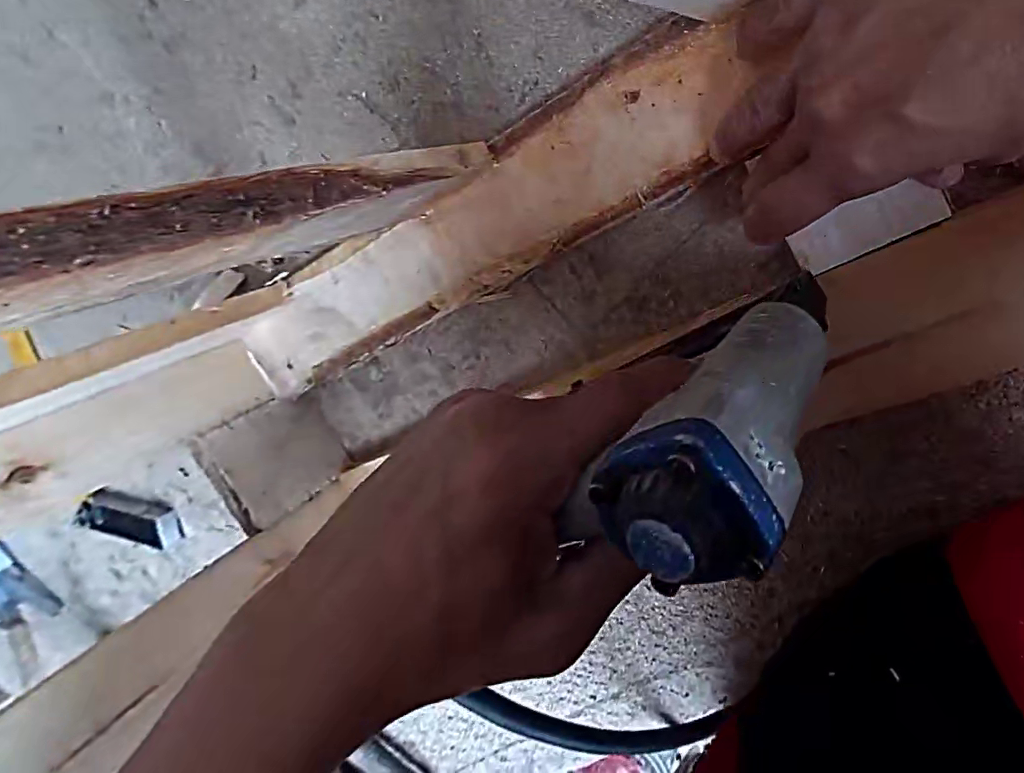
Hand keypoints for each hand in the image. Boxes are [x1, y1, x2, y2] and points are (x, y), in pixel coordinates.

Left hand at [126, 359, 691, 772]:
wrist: (315, 643)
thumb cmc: (435, 642)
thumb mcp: (552, 626)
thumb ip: (625, 564)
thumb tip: (669, 519)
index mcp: (519, 456)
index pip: (619, 396)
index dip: (672, 382)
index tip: (709, 379)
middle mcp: (490, 414)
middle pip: (590, 413)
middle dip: (617, 449)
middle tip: (620, 501)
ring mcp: (459, 411)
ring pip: (554, 418)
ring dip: (572, 455)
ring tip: (553, 517)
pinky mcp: (441, 419)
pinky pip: (516, 422)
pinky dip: (535, 452)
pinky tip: (509, 508)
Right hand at [710, 0, 1023, 243]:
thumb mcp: (998, 142)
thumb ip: (942, 155)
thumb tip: (925, 155)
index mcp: (865, 154)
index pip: (794, 200)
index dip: (770, 220)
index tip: (755, 231)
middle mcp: (828, 102)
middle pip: (778, 151)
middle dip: (762, 180)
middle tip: (753, 191)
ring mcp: (829, 35)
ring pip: (767, 90)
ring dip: (745, 123)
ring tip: (729, 142)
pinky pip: (783, 10)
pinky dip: (763, 32)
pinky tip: (752, 46)